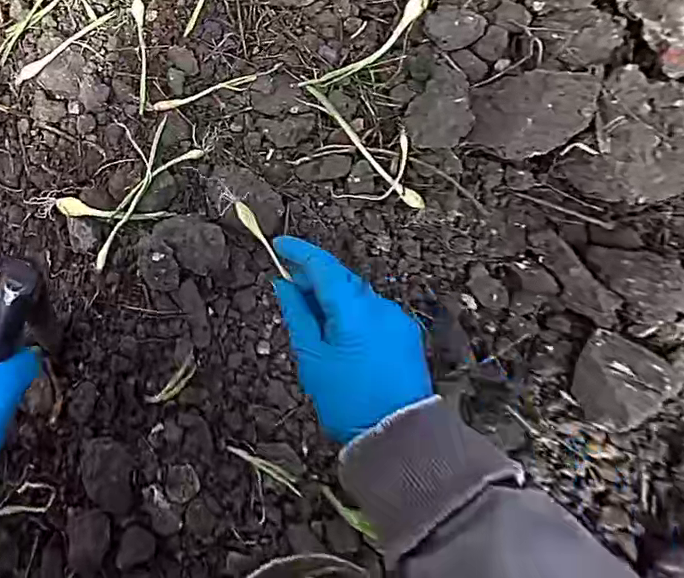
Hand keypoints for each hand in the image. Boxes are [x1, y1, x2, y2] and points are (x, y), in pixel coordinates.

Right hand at [271, 236, 432, 443]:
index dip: (299, 251)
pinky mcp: (405, 333)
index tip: (279, 244)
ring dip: (333, 298)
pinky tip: (339, 333)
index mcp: (354, 308)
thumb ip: (297, 314)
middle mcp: (379, 305)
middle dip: (314, 278)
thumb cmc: (349, 402)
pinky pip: (372, 311)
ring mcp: (395, 318)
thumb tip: (283, 284)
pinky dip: (352, 313)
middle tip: (288, 286)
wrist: (399, 439)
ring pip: (356, 295)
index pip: (323, 265)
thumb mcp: (312, 359)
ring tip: (312, 319)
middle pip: (341, 277)